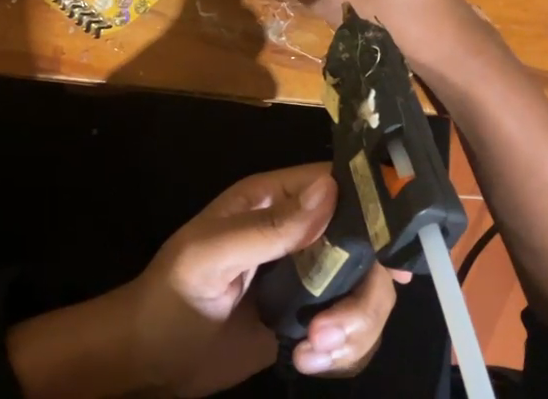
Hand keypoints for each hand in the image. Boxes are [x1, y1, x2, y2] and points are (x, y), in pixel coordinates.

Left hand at [124, 164, 406, 393]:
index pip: (335, 186)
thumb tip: (330, 191)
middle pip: (366, 251)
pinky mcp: (312, 321)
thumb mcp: (210, 256)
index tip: (393, 255)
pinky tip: (306, 362)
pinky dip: (344, 354)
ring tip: (311, 353)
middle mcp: (297, 233)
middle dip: (360, 298)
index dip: (372, 211)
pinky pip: (356, 332)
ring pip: (369, 296)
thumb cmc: (172, 295)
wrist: (153, 359)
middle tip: (328, 332)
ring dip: (353, 332)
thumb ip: (267, 227)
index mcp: (269, 200)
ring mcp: (308, 280)